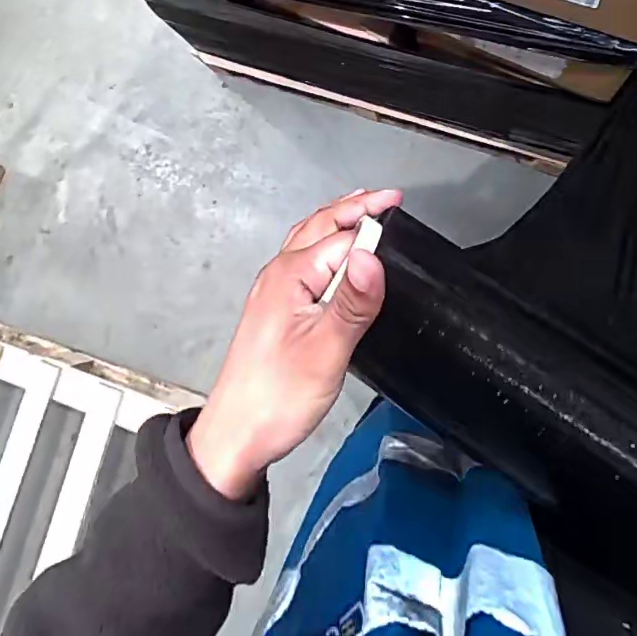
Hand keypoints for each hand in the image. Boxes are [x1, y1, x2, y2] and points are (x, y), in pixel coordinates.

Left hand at [186, 189, 401, 499]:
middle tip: (388, 198)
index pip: (342, 239)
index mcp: (290, 275)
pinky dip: (325, 242)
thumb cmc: (277, 397)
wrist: (235, 437)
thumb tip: (373, 254)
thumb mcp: (325, 351)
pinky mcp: (276, 306)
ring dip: (337, 219)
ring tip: (363, 208)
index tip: (401, 210)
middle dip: (354, 207)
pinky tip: (335, 253)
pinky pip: (304, 258)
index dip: (373, 226)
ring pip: (309, 239)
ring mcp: (274, 289)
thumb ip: (352, 302)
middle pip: (320, 226)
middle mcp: (279, 273)